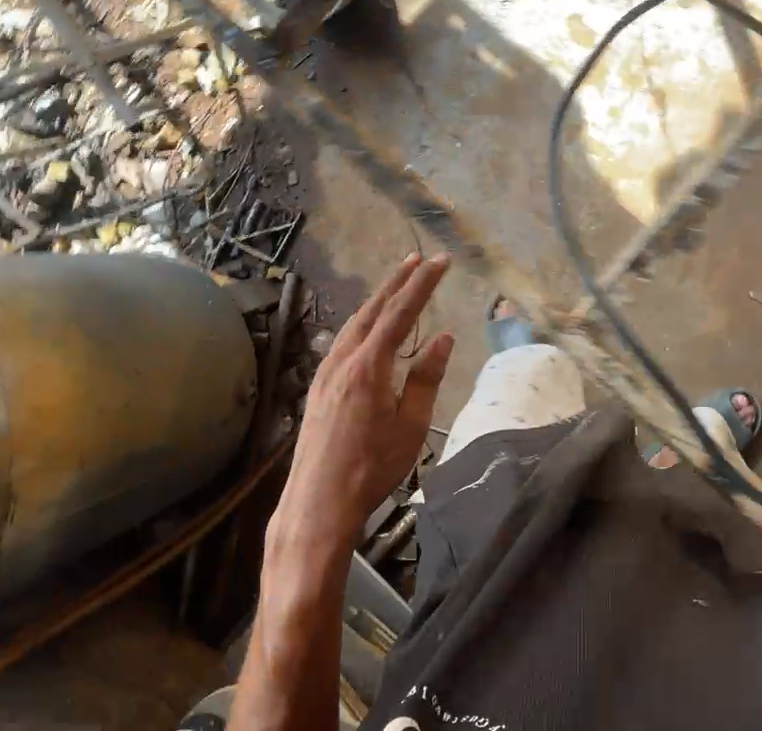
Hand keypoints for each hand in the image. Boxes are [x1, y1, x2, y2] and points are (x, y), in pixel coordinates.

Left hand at [275, 253, 455, 553]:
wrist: (318, 503)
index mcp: (369, 366)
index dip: (422, 284)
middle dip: (398, 281)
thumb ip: (426, 378)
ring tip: (398, 281)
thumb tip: (443, 338)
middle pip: (373, 309)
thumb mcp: (410, 426)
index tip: (441, 261)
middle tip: (419, 258)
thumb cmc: (372, 468)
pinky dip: (363, 321)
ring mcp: (325, 372)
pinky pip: (343, 339)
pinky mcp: (318, 386)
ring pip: (355, 322)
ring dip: (378, 299)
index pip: (401, 313)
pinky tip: (368, 325)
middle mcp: (343, 360)